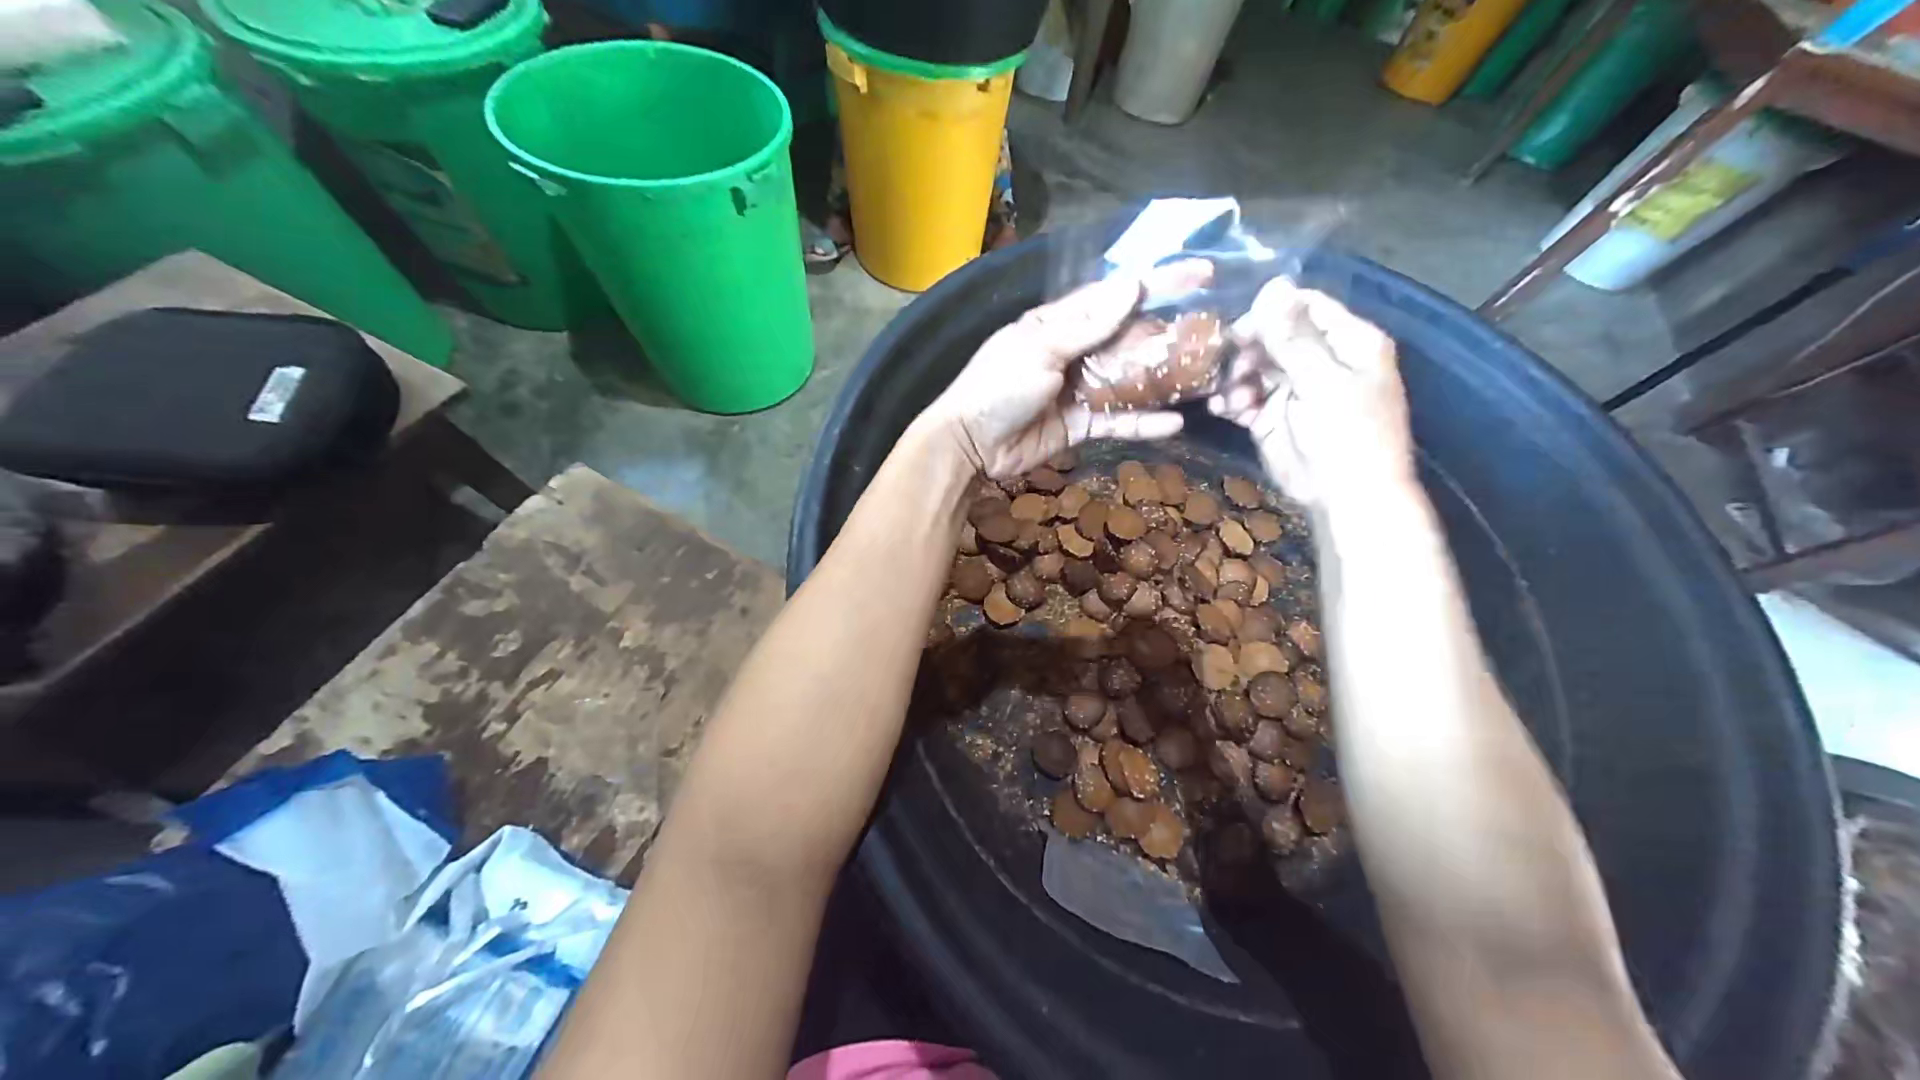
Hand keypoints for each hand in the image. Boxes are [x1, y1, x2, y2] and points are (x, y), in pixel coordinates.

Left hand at [916, 263, 1210, 478]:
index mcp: (1060, 323)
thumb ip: (1087, 324)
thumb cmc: (998, 386)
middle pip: (1130, 339)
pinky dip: (1143, 422)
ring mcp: (1079, 389)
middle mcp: (1075, 351)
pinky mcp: (1081, 424)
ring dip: (1164, 381)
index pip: (1114, 296)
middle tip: (1215, 335)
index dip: (1156, 283)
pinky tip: (1175, 424)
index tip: (1200, 274)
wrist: (970, 444)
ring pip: (1130, 381)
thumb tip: (1132, 285)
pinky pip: (1118, 420)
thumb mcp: (1039, 349)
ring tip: (1206, 379)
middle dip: (1169, 336)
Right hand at [1208, 279, 1414, 509]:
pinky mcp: (1270, 416)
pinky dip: (1231, 401)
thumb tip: (1273, 285)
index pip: (1305, 307)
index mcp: (1348, 342)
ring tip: (1232, 399)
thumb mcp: (1323, 380)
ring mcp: (1293, 388)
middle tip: (1230, 365)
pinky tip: (1224, 409)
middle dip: (1248, 349)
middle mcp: (1319, 359)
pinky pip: (1244, 397)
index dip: (1271, 312)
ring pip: (1254, 367)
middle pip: (1274, 335)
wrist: (1346, 496)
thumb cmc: (1349, 434)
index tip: (1242, 329)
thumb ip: (1294, 336)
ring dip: (1236, 378)